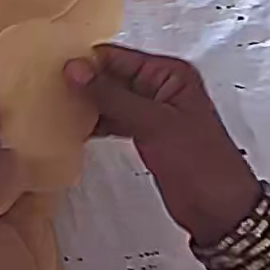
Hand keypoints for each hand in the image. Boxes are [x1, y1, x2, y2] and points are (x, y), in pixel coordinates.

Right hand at [64, 44, 261, 244]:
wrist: (221, 213)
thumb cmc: (200, 163)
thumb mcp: (153, 124)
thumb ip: (112, 96)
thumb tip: (75, 69)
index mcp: (169, 73)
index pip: (117, 56)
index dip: (86, 61)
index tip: (53, 68)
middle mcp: (159, 86)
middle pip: (111, 75)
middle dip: (83, 81)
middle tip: (47, 87)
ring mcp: (151, 110)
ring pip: (109, 97)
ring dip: (86, 102)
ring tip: (54, 105)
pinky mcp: (145, 132)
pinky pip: (113, 118)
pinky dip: (95, 122)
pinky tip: (73, 127)